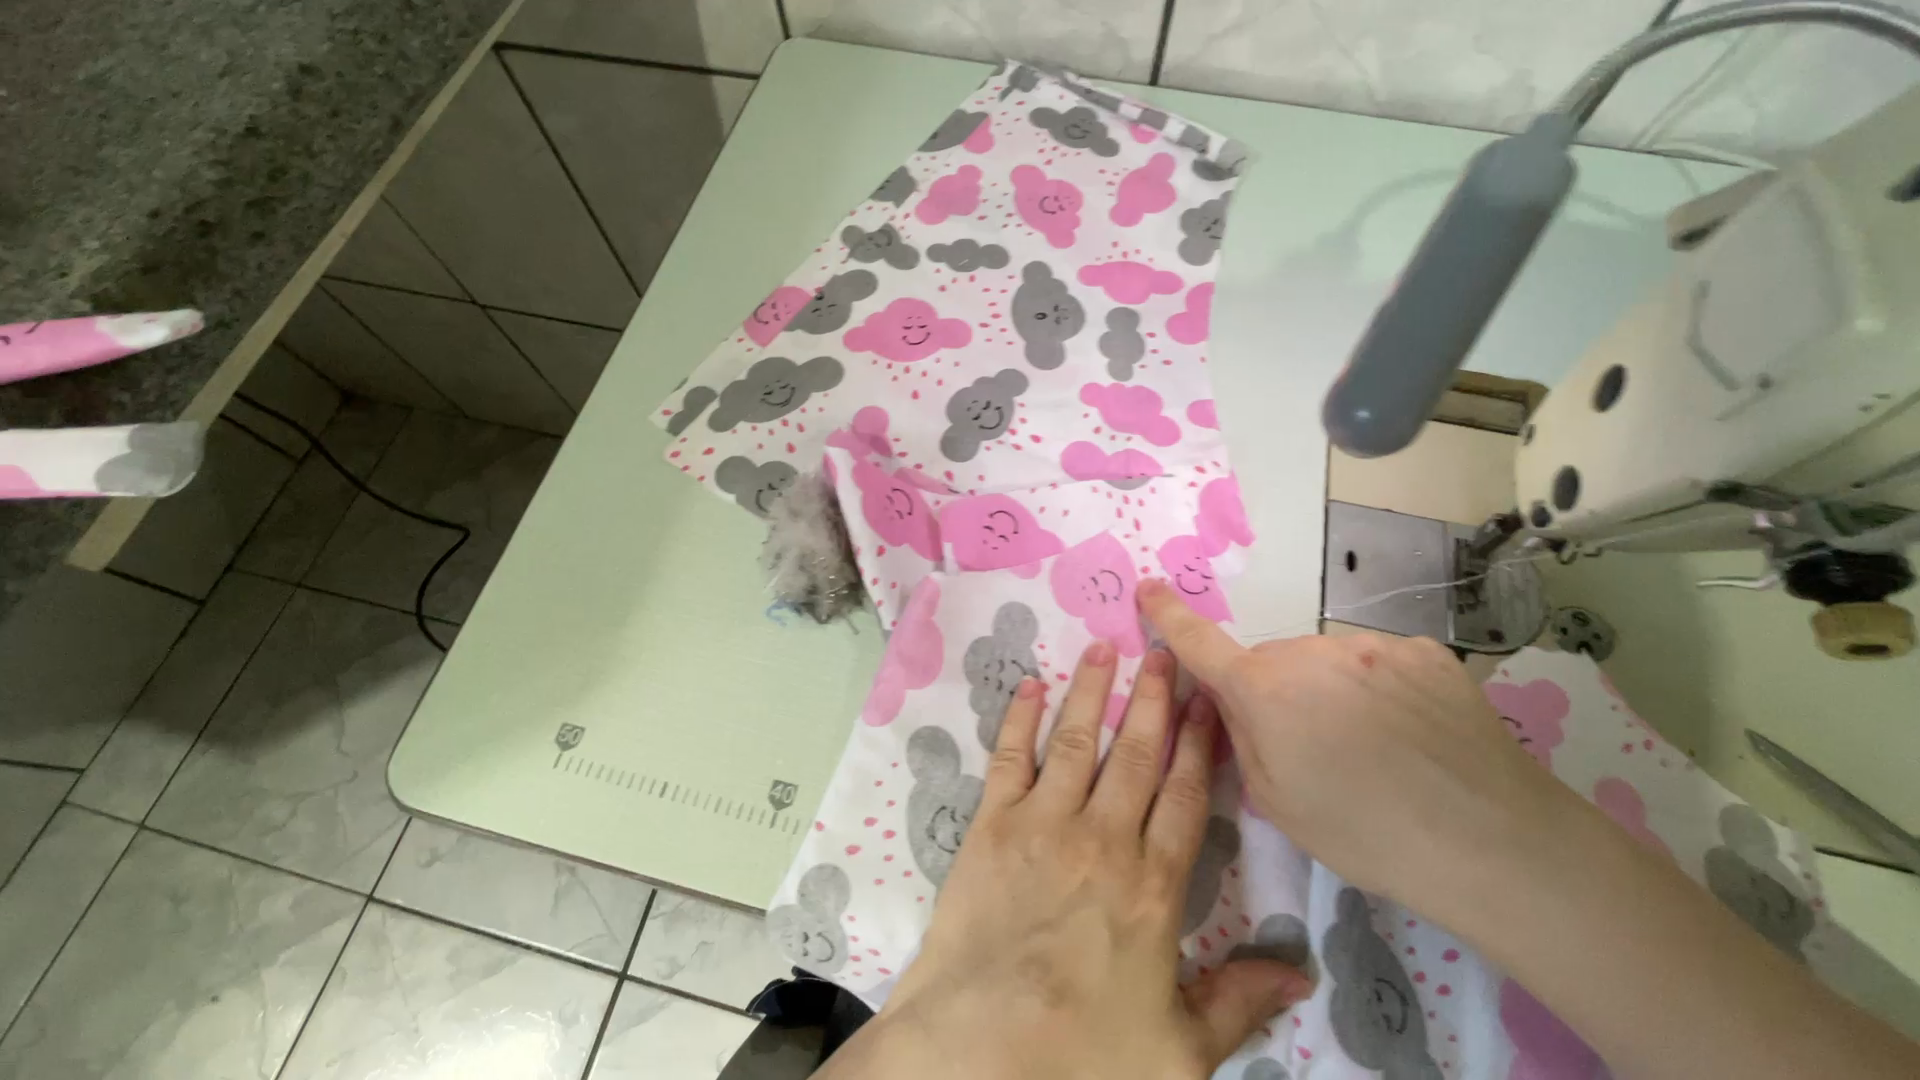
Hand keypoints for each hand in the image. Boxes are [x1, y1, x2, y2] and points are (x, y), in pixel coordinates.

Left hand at [821, 643, 1310, 1079]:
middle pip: (1136, 755)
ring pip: (1076, 743)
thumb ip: (1240, 1002)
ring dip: (1091, 693)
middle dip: (1153, 700)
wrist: (980, 1050)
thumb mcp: (1180, 1047)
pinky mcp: (991, 828)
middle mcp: (1103, 839)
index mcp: (1154, 885)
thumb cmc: (1083, 1052)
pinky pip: (1009, 760)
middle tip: (1164, 652)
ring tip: (1104, 648)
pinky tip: (1030, 687)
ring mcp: (1043, 826)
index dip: (1199, 744)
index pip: (1186, 796)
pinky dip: (1019, 720)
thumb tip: (1303, 976)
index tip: (1209, 700)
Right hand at [1136, 578, 1582, 924]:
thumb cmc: (1364, 833)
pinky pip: (1376, 661)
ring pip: (1327, 661)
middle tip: (1309, 749)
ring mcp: (1373, 644)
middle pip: (1273, 663)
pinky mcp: (1424, 650)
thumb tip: (1230, 698)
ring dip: (1330, 690)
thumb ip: (1240, 736)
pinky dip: (1377, 687)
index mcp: (1265, 691)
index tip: (1148, 586)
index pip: (1202, 643)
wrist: (1489, 841)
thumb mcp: (1275, 801)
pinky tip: (1409, 733)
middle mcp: (1312, 652)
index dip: (1169, 615)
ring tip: (1372, 748)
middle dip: (1275, 692)